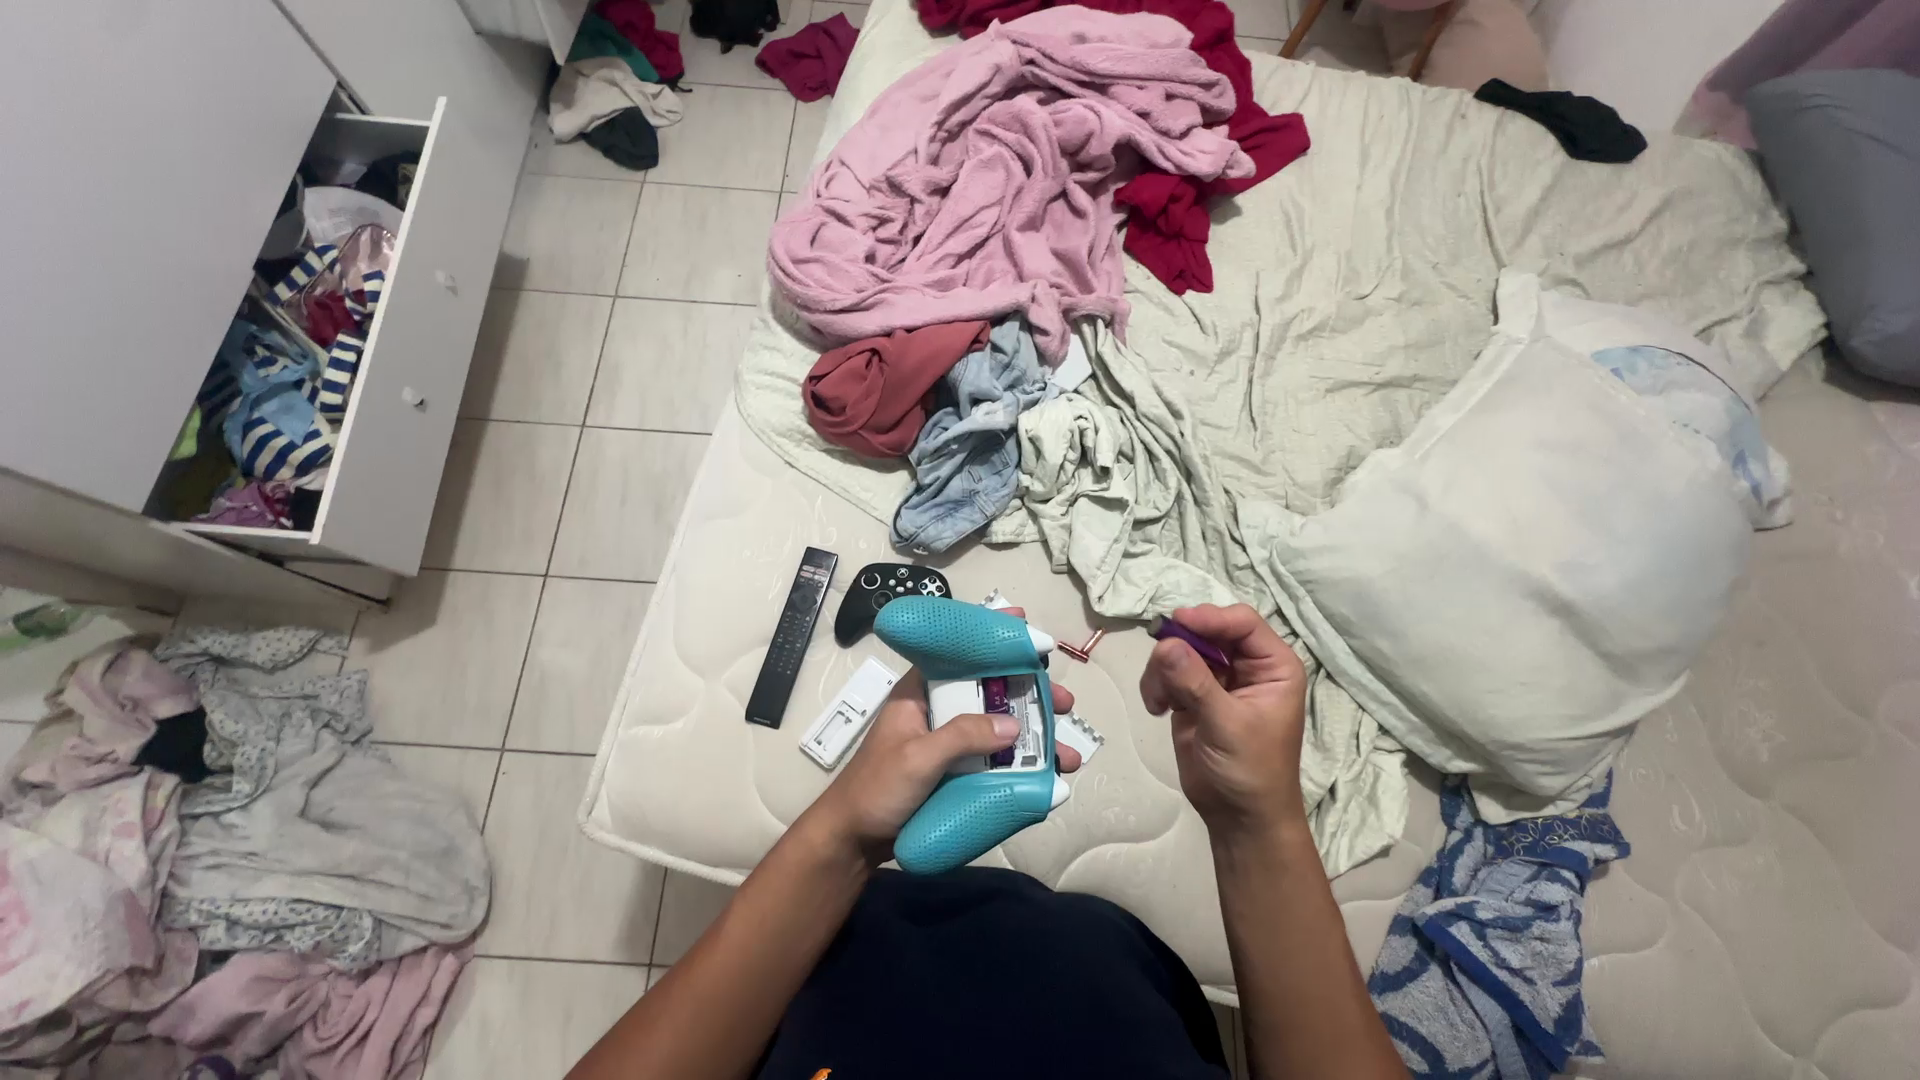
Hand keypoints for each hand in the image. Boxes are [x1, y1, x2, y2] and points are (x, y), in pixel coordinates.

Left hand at [804, 608, 1080, 864]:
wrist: (853, 841)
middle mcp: (939, 711)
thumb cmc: (875, 788)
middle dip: (1030, 695)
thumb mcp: (917, 758)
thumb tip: (1012, 726)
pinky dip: (1022, 766)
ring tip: (1068, 754)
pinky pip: (996, 761)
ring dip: (1034, 737)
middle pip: (991, 691)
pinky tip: (1048, 777)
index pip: (959, 653)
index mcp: (921, 693)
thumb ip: (962, 737)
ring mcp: (949, 744)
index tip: (1026, 627)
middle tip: (1063, 703)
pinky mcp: (957, 773)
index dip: (992, 638)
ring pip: (999, 729)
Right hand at [1139, 604, 1308, 835]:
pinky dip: (1156, 685)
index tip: (1177, 623)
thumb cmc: (1250, 770)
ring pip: (1181, 649)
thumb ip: (1196, 682)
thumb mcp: (1227, 724)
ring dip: (1163, 669)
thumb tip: (1166, 644)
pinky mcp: (1192, 695)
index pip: (1242, 623)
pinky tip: (1158, 708)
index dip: (1210, 618)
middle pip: (1206, 631)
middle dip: (1180, 646)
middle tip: (1161, 668)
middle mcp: (1246, 666)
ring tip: (1160, 701)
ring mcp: (1217, 679)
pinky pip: (1166, 672)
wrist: (1238, 817)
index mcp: (1273, 666)